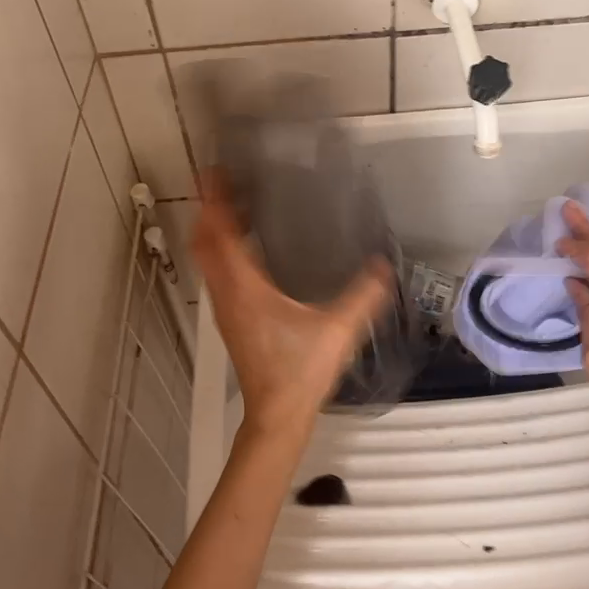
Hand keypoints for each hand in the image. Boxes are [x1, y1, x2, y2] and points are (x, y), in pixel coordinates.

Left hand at [193, 169, 394, 431]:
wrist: (276, 416)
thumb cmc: (300, 372)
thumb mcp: (337, 331)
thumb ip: (362, 297)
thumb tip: (384, 266)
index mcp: (245, 288)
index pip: (220, 235)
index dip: (214, 202)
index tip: (214, 173)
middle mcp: (227, 293)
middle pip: (205, 242)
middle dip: (209, 210)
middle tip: (224, 183)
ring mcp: (225, 307)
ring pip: (208, 258)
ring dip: (213, 230)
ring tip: (234, 207)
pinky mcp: (231, 318)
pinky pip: (216, 273)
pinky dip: (221, 251)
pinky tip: (246, 249)